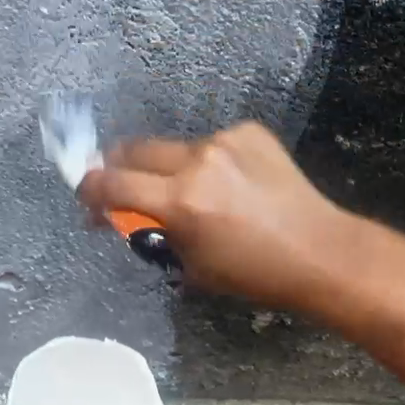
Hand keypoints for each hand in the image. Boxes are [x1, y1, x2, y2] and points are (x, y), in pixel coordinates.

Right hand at [75, 121, 359, 311]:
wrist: (321, 251)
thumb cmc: (255, 274)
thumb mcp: (192, 266)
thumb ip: (153, 232)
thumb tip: (119, 216)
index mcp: (182, 201)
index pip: (112, 183)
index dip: (89, 187)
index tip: (83, 192)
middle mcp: (199, 161)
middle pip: (135, 149)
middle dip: (120, 166)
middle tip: (119, 183)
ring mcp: (225, 140)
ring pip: (176, 147)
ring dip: (170, 166)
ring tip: (194, 191)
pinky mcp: (249, 130)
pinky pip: (212, 143)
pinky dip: (210, 161)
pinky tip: (231, 182)